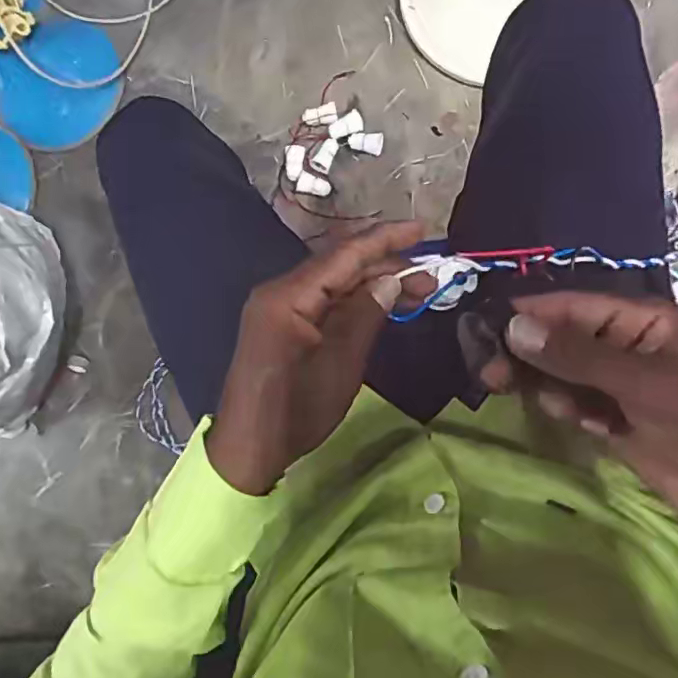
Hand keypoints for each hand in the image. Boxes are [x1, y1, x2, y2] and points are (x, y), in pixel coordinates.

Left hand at [205, 221, 425, 494]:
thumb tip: (392, 280)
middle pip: (337, 264)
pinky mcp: (280, 322)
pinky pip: (321, 299)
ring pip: (331, 281)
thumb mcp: (340, 366)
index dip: (384, 240)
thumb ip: (365, 316)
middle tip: (428, 273)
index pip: (343, 256)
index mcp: (288, 297)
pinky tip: (381, 302)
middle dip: (384, 263)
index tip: (421, 229)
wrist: (248, 447)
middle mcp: (279, 291)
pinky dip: (352, 299)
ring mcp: (276, 306)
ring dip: (371, 281)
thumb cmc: (295, 412)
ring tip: (416, 288)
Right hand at [482, 291, 677, 535]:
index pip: (569, 307)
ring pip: (557, 372)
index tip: (483, 330)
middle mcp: (622, 344)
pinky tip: (589, 425)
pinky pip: (569, 402)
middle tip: (491, 376)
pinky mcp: (608, 415)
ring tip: (564, 409)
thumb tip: (514, 328)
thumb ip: (579, 357)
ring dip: (548, 387)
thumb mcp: (647, 385)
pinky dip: (568, 410)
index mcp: (640, 321)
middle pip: (556, 339)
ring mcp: (613, 382)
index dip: (527, 315)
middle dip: (528, 355)